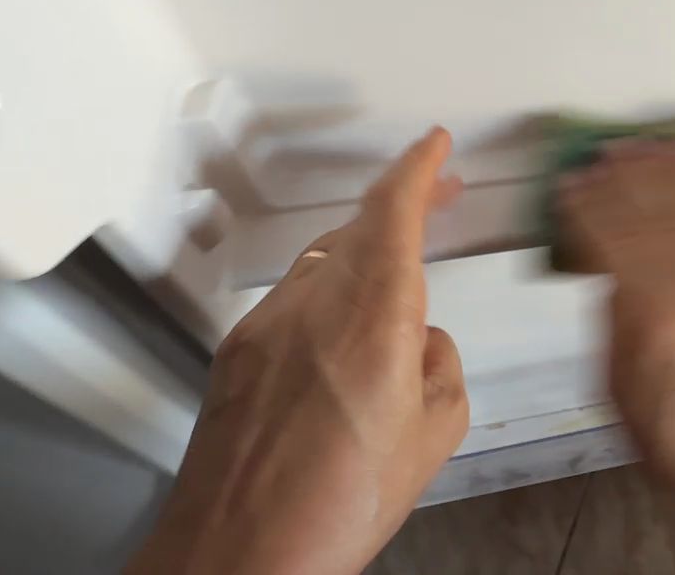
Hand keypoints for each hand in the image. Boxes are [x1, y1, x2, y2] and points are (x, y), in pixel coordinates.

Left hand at [127, 127, 469, 574]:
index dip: (418, 166)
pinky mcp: (237, 352)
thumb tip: (422, 342)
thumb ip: (440, 365)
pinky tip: (348, 331)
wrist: (232, 566)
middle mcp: (316, 302)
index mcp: (375, 314)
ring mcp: (268, 323)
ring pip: (328, 255)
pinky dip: (334, 285)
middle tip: (441, 193)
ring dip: (370, 245)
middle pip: (362, 222)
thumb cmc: (339, 504)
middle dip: (406, 198)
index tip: (436, 142)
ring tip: (403, 269)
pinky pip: (297, 293)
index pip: (394, 209)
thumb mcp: (433, 434)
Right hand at [557, 141, 674, 527]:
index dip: (590, 206)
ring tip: (649, 145)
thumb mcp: (614, 381)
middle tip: (606, 154)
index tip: (571, 184)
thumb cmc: (672, 436)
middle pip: (661, 214)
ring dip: (673, 168)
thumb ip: (613, 311)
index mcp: (658, 323)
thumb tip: (607, 256)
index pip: (617, 241)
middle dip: (629, 176)